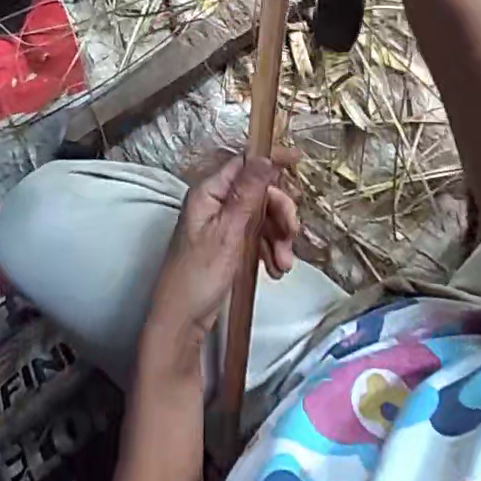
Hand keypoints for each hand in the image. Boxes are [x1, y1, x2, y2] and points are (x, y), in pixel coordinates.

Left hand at [142, 151, 302, 369]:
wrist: (182, 324)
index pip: (244, 162)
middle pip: (259, 191)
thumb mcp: (228, 233)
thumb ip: (247, 193)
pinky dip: (270, 249)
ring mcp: (222, 223)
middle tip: (292, 233)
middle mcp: (215, 203)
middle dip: (280, 212)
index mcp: (209, 192)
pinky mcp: (229, 243)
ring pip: (262, 215)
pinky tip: (275, 269)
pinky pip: (257, 235)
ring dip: (278, 236)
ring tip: (283, 264)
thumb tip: (265, 157)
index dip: (271, 159)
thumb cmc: (198, 277)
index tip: (299, 160)